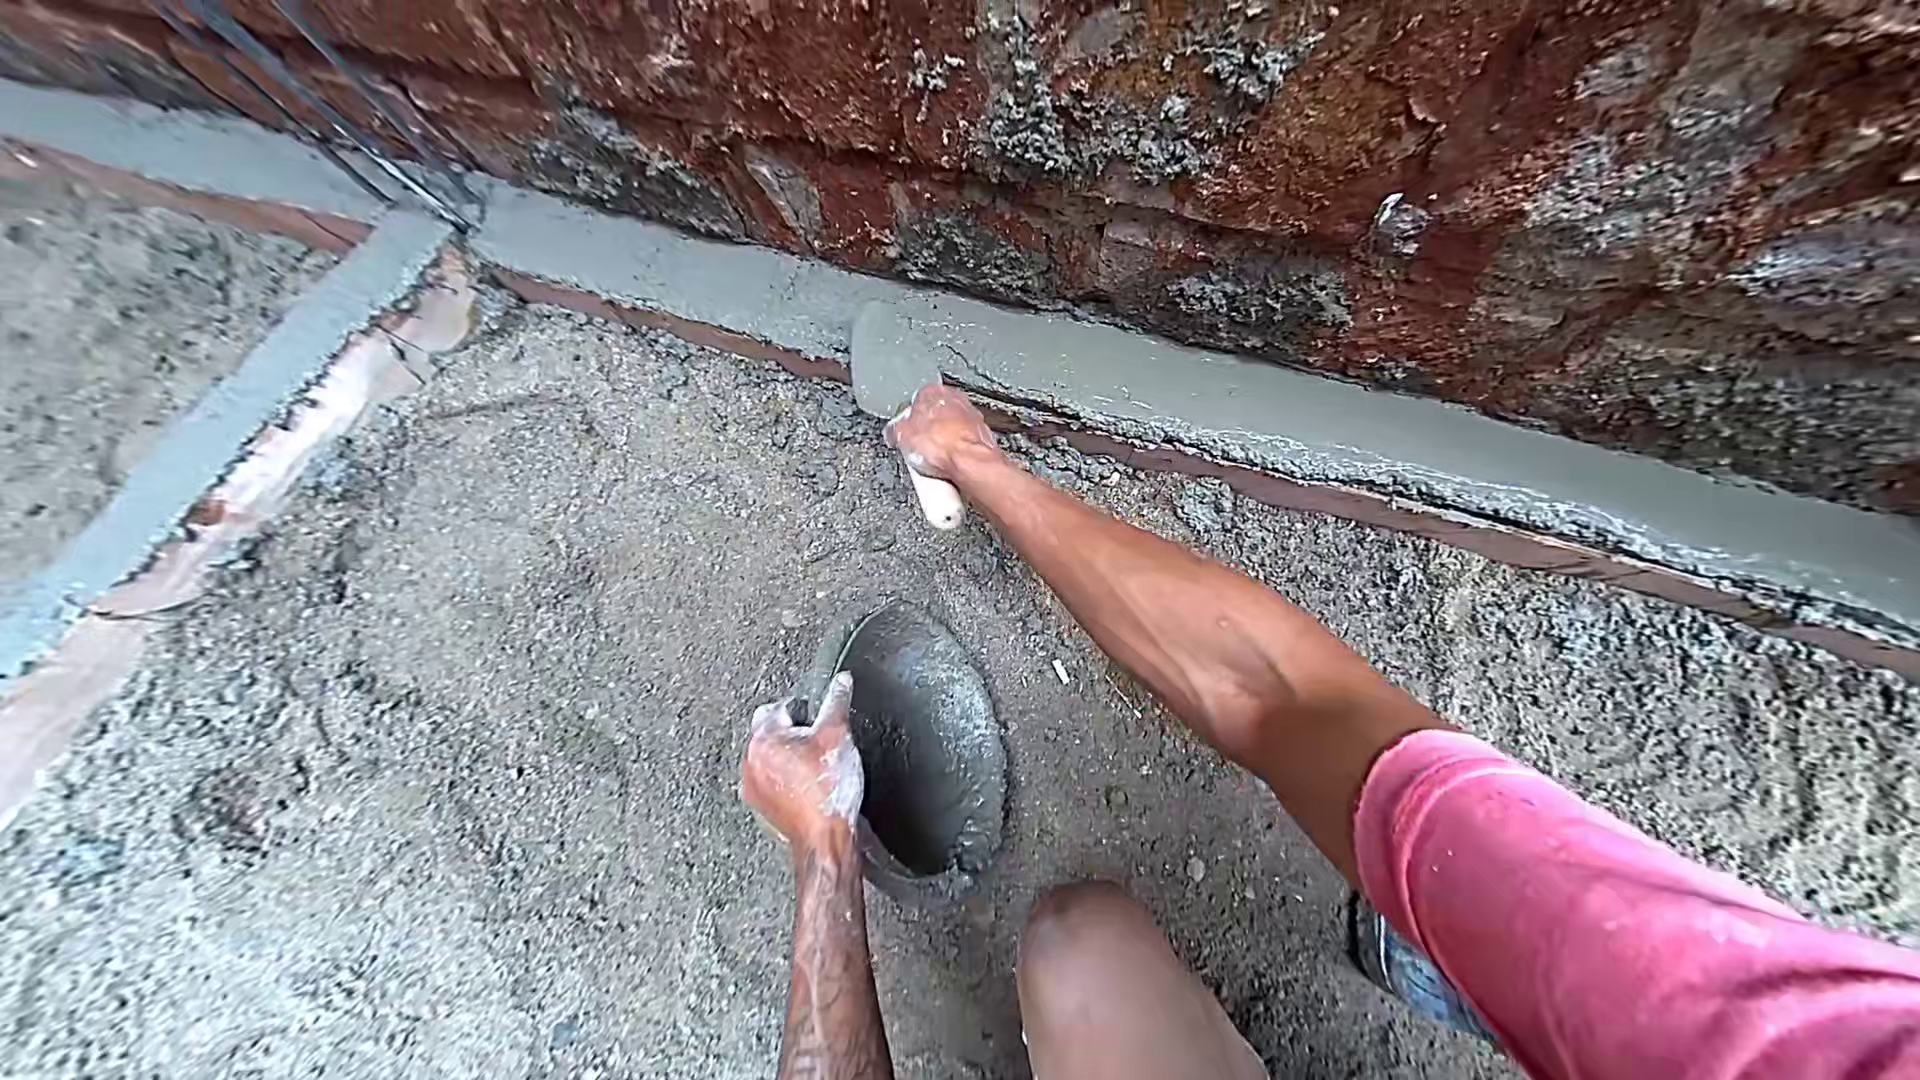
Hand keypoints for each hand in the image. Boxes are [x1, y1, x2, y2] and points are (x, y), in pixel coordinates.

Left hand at [741, 671, 862, 853]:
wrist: (825, 839)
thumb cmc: (827, 790)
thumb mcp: (838, 734)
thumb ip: (837, 701)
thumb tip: (841, 680)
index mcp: (763, 739)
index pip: (779, 706)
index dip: (804, 707)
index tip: (819, 717)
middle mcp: (750, 762)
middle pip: (769, 730)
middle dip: (792, 730)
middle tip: (817, 739)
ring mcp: (753, 788)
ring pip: (769, 757)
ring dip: (788, 754)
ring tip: (814, 763)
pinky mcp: (761, 808)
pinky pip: (770, 781)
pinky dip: (786, 778)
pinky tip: (808, 784)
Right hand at [883, 384, 998, 480]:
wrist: (970, 463)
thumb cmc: (941, 446)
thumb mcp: (901, 436)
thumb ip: (895, 428)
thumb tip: (894, 432)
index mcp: (933, 391)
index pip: (915, 402)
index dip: (908, 422)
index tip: (905, 436)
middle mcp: (956, 399)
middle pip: (935, 417)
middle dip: (928, 433)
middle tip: (921, 450)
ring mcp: (971, 418)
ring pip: (950, 432)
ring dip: (944, 445)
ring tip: (936, 462)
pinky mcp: (982, 437)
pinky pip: (963, 446)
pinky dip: (957, 455)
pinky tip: (950, 466)